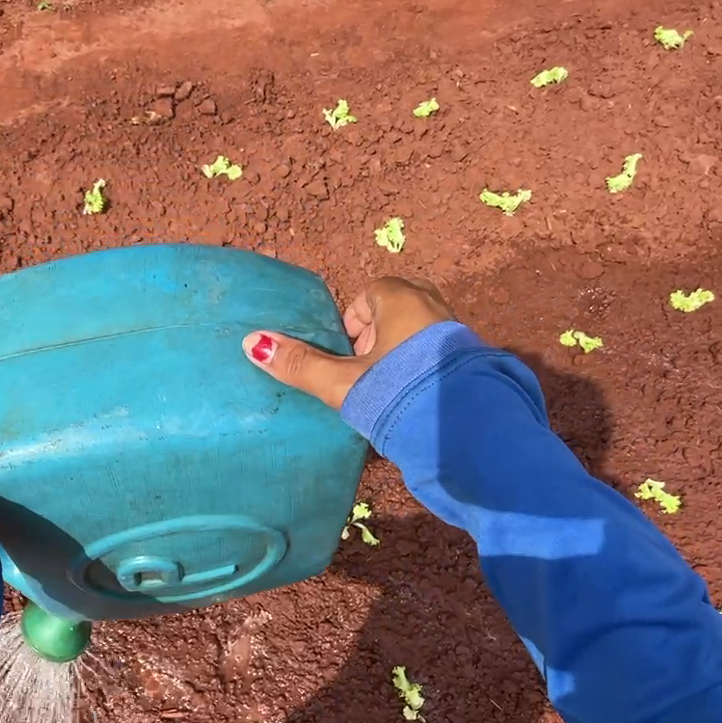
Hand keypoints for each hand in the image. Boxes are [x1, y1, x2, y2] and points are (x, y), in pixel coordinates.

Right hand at [240, 276, 455, 407]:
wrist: (464, 429)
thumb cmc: (397, 393)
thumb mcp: (340, 383)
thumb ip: (299, 364)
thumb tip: (252, 342)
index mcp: (402, 301)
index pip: (370, 293)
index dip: (351, 321)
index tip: (344, 352)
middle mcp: (433, 308)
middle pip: (395, 309)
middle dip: (376, 333)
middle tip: (362, 368)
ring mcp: (455, 334)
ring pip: (416, 332)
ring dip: (397, 353)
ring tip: (383, 387)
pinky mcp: (469, 361)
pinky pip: (435, 352)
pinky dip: (419, 367)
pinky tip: (408, 396)